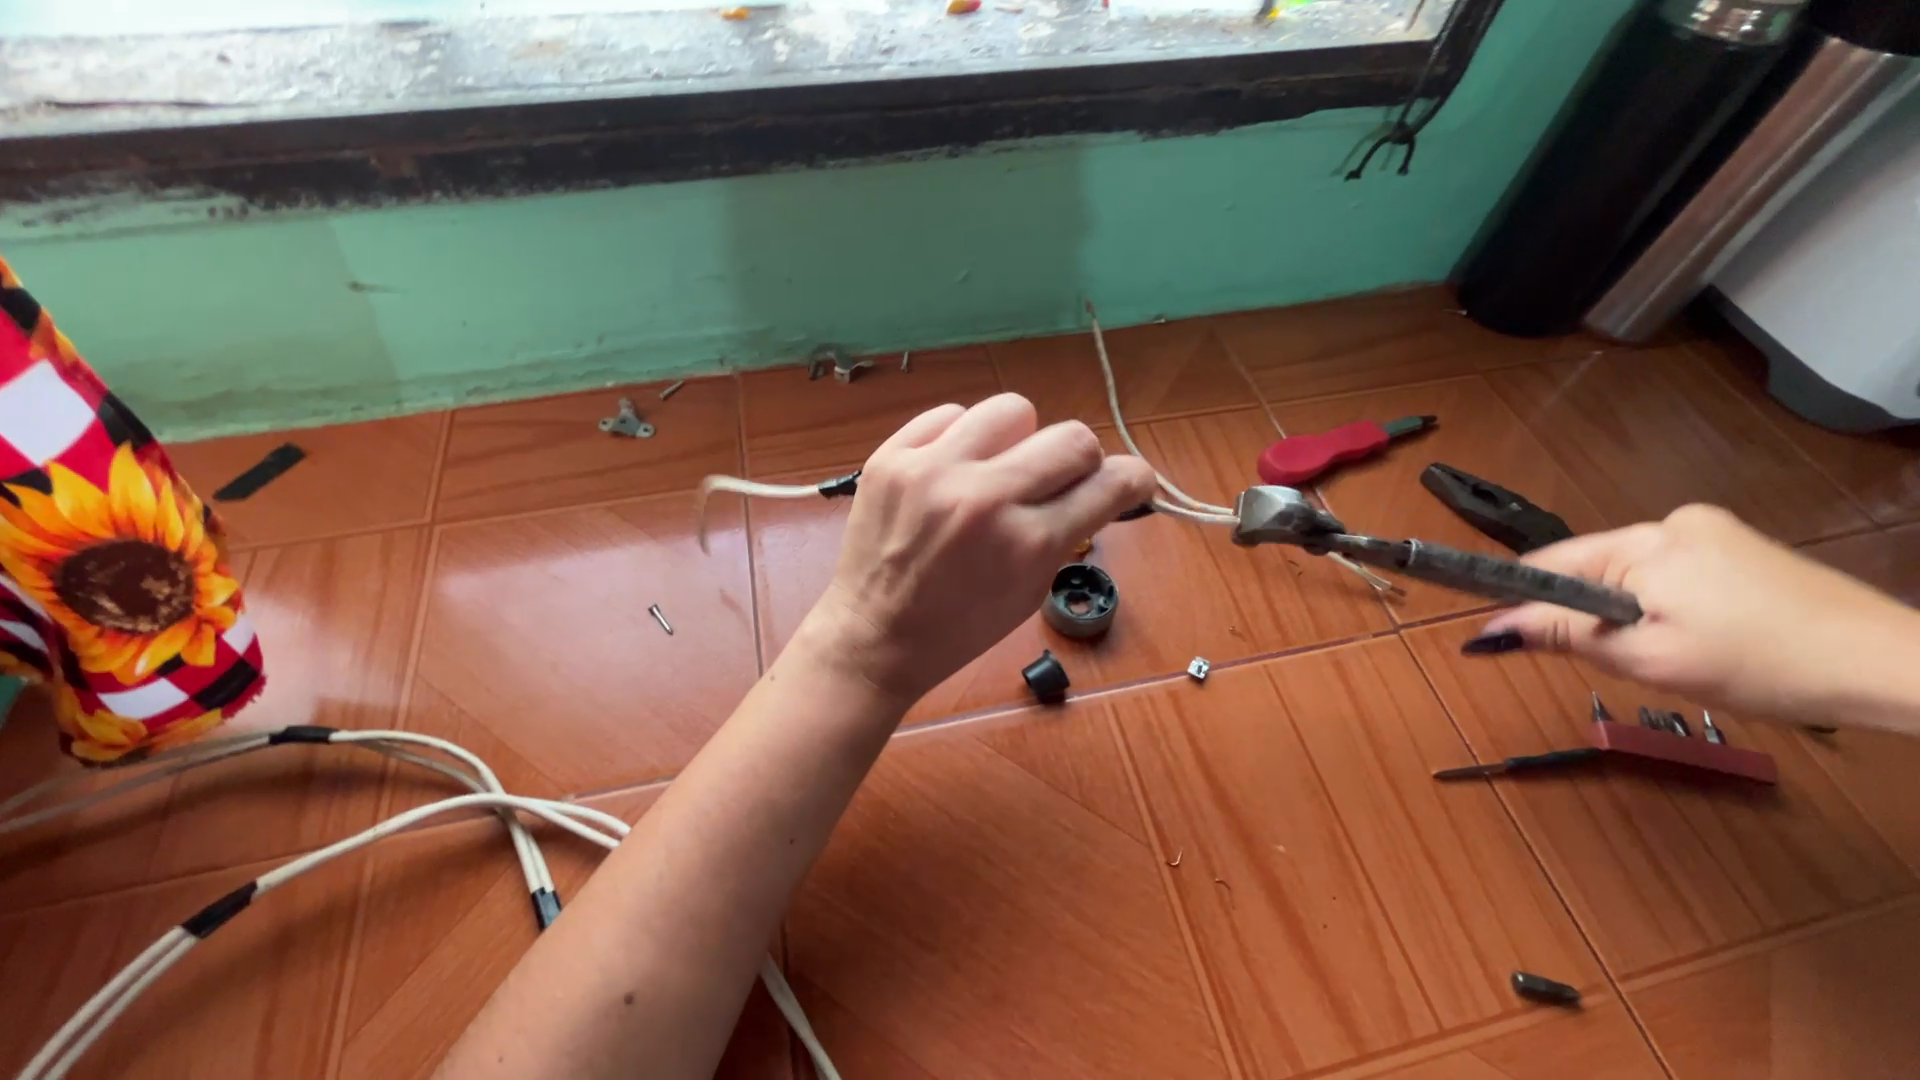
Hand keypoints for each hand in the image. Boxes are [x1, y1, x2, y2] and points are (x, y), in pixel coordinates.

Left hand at [794, 393, 1156, 705]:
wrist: (873, 636)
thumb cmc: (961, 626)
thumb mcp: (1031, 591)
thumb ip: (1068, 532)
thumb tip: (1101, 483)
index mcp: (1027, 543)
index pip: (1111, 482)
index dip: (1132, 480)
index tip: (1129, 483)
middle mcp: (984, 496)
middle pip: (1072, 437)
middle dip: (1078, 462)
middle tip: (1057, 484)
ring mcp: (932, 470)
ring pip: (1013, 409)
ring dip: (1019, 440)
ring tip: (997, 471)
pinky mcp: (891, 456)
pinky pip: (951, 414)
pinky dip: (962, 438)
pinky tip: (952, 470)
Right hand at [1468, 504, 1919, 728]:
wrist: (1894, 667)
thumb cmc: (1761, 665)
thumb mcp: (1648, 657)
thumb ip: (1563, 634)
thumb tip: (1490, 630)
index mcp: (1647, 541)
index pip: (1549, 564)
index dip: (1516, 601)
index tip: (1492, 637)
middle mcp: (1674, 521)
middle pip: (1590, 567)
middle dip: (1584, 612)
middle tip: (1608, 660)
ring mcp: (1712, 531)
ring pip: (1629, 574)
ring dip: (1623, 611)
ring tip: (1664, 653)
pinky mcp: (1741, 547)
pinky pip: (1668, 573)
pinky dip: (1660, 604)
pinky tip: (1696, 636)